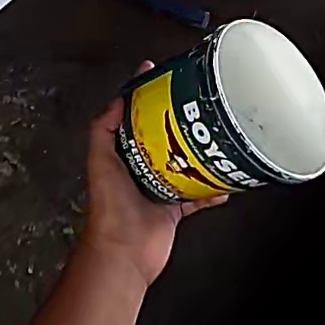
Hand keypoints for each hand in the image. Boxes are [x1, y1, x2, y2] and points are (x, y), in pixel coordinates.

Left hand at [79, 63, 225, 286]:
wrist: (124, 251)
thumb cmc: (109, 206)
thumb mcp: (99, 160)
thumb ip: (102, 129)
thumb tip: (117, 99)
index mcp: (124, 151)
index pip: (135, 114)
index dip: (144, 93)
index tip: (158, 72)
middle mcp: (143, 165)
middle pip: (164, 134)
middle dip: (178, 119)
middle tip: (196, 102)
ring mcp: (161, 185)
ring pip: (185, 161)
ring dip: (200, 152)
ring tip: (216, 136)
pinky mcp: (177, 207)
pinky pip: (200, 194)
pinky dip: (213, 189)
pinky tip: (225, 181)